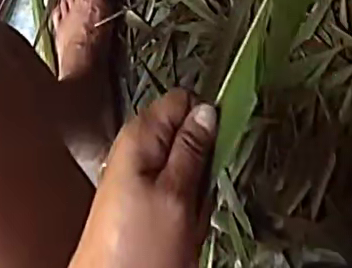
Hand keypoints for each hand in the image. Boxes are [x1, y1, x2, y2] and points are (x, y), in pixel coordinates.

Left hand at [69, 88, 217, 267]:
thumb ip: (192, 148)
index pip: (182, 100)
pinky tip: (179, 235)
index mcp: (140, 135)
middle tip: (196, 197)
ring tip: (186, 222)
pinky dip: (185, 214)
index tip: (215, 149)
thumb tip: (208, 109)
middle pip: (187, 137)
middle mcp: (137, 149)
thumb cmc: (137, 253)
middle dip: (201, 167)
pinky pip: (177, 197)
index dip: (204, 120)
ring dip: (195, 196)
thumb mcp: (175, 196)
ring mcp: (138, 177)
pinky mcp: (142, 204)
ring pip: (187, 171)